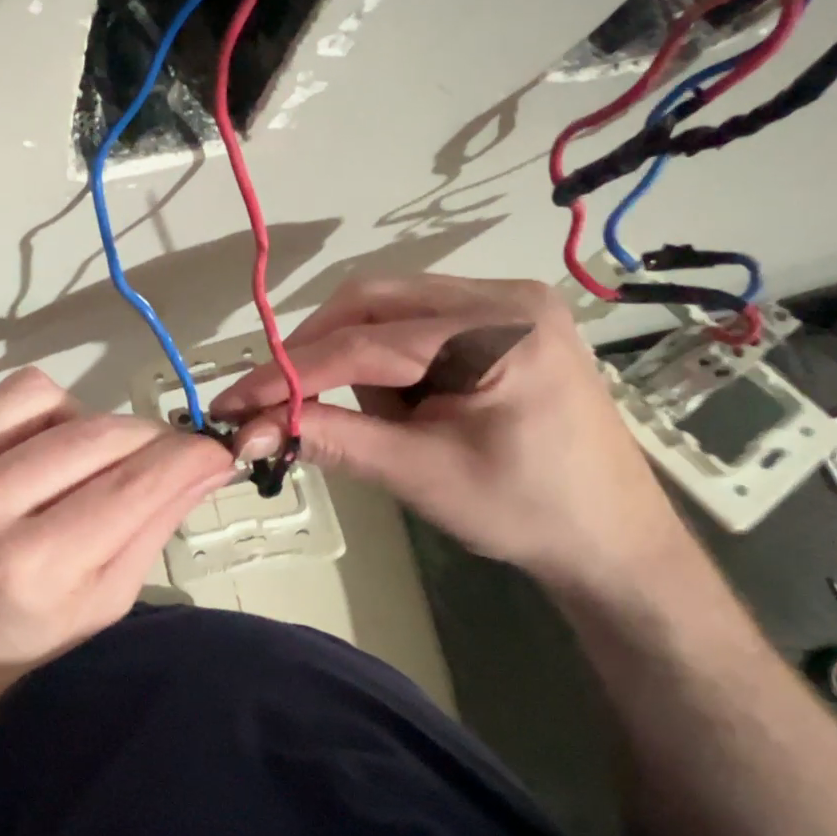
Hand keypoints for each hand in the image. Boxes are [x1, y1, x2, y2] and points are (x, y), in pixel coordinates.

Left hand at [0, 368, 233, 731]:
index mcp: (29, 566)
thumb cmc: (20, 635)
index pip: (131, 486)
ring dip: (81, 421)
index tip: (212, 452)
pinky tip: (27, 456)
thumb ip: (154, 528)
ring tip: (75, 461)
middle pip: (96, 436)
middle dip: (146, 439)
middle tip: (156, 458)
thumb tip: (207, 462)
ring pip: (45, 395)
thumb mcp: (101, 602)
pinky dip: (30, 418)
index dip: (185, 460)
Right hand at [211, 275, 685, 585]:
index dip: (285, 375)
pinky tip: (399, 409)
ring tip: (376, 423)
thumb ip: (329, 440)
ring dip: (350, 362)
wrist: (607, 538)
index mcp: (498, 331)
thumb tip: (247, 432)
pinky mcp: (498, 325)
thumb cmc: (521, 510)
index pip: (362, 342)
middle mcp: (504, 297)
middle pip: (370, 302)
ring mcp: (505, 306)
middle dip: (313, 355)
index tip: (229, 404)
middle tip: (276, 406)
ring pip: (385, 310)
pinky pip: (411, 327)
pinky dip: (380, 365)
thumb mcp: (416, 474)